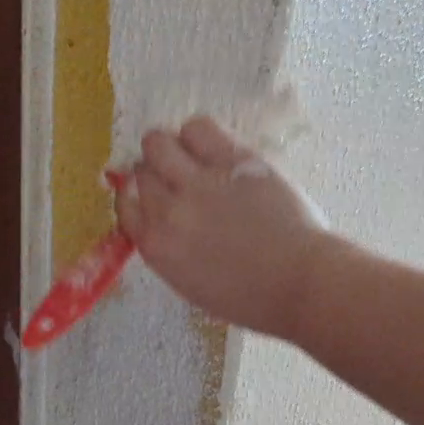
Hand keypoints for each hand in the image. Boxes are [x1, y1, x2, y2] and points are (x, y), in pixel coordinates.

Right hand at [116, 116, 334, 337]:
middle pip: (141, 171)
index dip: (137, 195)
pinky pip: (198, 128)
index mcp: (156, 247)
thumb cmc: (250, 296)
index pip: (125, 204)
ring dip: (170, 148)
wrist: (298, 281)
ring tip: (192, 158)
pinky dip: (198, 135)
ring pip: (158, 142)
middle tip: (179, 178)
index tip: (152, 194)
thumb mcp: (191, 282)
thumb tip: (166, 217)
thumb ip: (170, 247)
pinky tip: (214, 149)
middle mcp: (168, 211)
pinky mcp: (231, 160)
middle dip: (155, 172)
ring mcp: (198, 182)